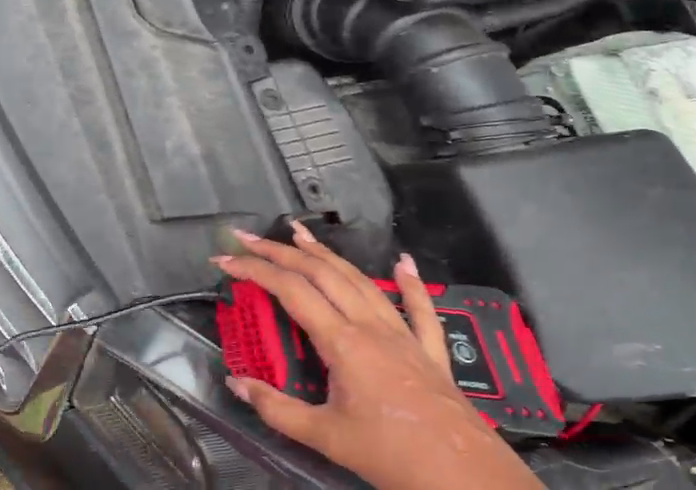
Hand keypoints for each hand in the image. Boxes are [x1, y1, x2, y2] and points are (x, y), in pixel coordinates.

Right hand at [215, 223, 541, 489]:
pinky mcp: (433, 356)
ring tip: (299, 233)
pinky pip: (422, 312)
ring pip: (361, 282)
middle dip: (280, 251)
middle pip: (322, 275)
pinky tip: (403, 262)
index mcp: (344, 343)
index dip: (253, 269)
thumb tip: (235, 382)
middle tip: (247, 237)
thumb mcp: (326, 437)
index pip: (290, 290)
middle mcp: (373, 329)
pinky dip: (411, 284)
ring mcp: (406, 339)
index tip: (222, 260)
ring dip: (327, 254)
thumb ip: (276, 408)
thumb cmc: (396, 459)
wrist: (475, 486)